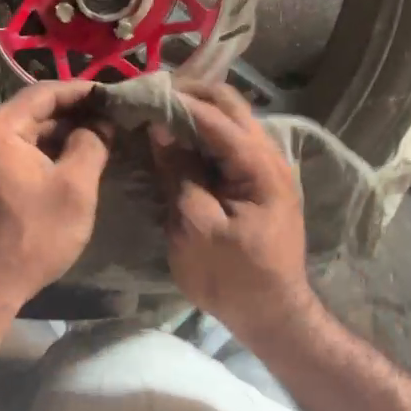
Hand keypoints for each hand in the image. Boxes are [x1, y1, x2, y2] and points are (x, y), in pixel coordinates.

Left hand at [0, 82, 108, 308]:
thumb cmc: (34, 233)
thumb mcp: (75, 187)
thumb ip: (91, 143)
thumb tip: (102, 120)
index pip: (43, 93)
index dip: (80, 91)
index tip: (112, 95)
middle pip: (32, 109)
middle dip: (73, 111)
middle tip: (111, 114)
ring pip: (26, 128)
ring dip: (60, 130)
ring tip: (100, 132)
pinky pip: (17, 146)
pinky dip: (44, 147)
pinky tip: (74, 153)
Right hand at [152, 82, 319, 342]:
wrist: (273, 317)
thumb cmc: (232, 277)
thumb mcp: (195, 226)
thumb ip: (178, 171)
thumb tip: (158, 127)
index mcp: (258, 165)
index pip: (212, 115)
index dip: (173, 101)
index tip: (137, 93)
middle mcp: (269, 155)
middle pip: (228, 103)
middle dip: (187, 93)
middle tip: (147, 97)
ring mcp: (266, 165)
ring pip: (230, 116)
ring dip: (195, 108)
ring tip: (157, 111)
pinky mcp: (257, 178)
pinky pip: (229, 137)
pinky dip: (203, 128)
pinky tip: (176, 136)